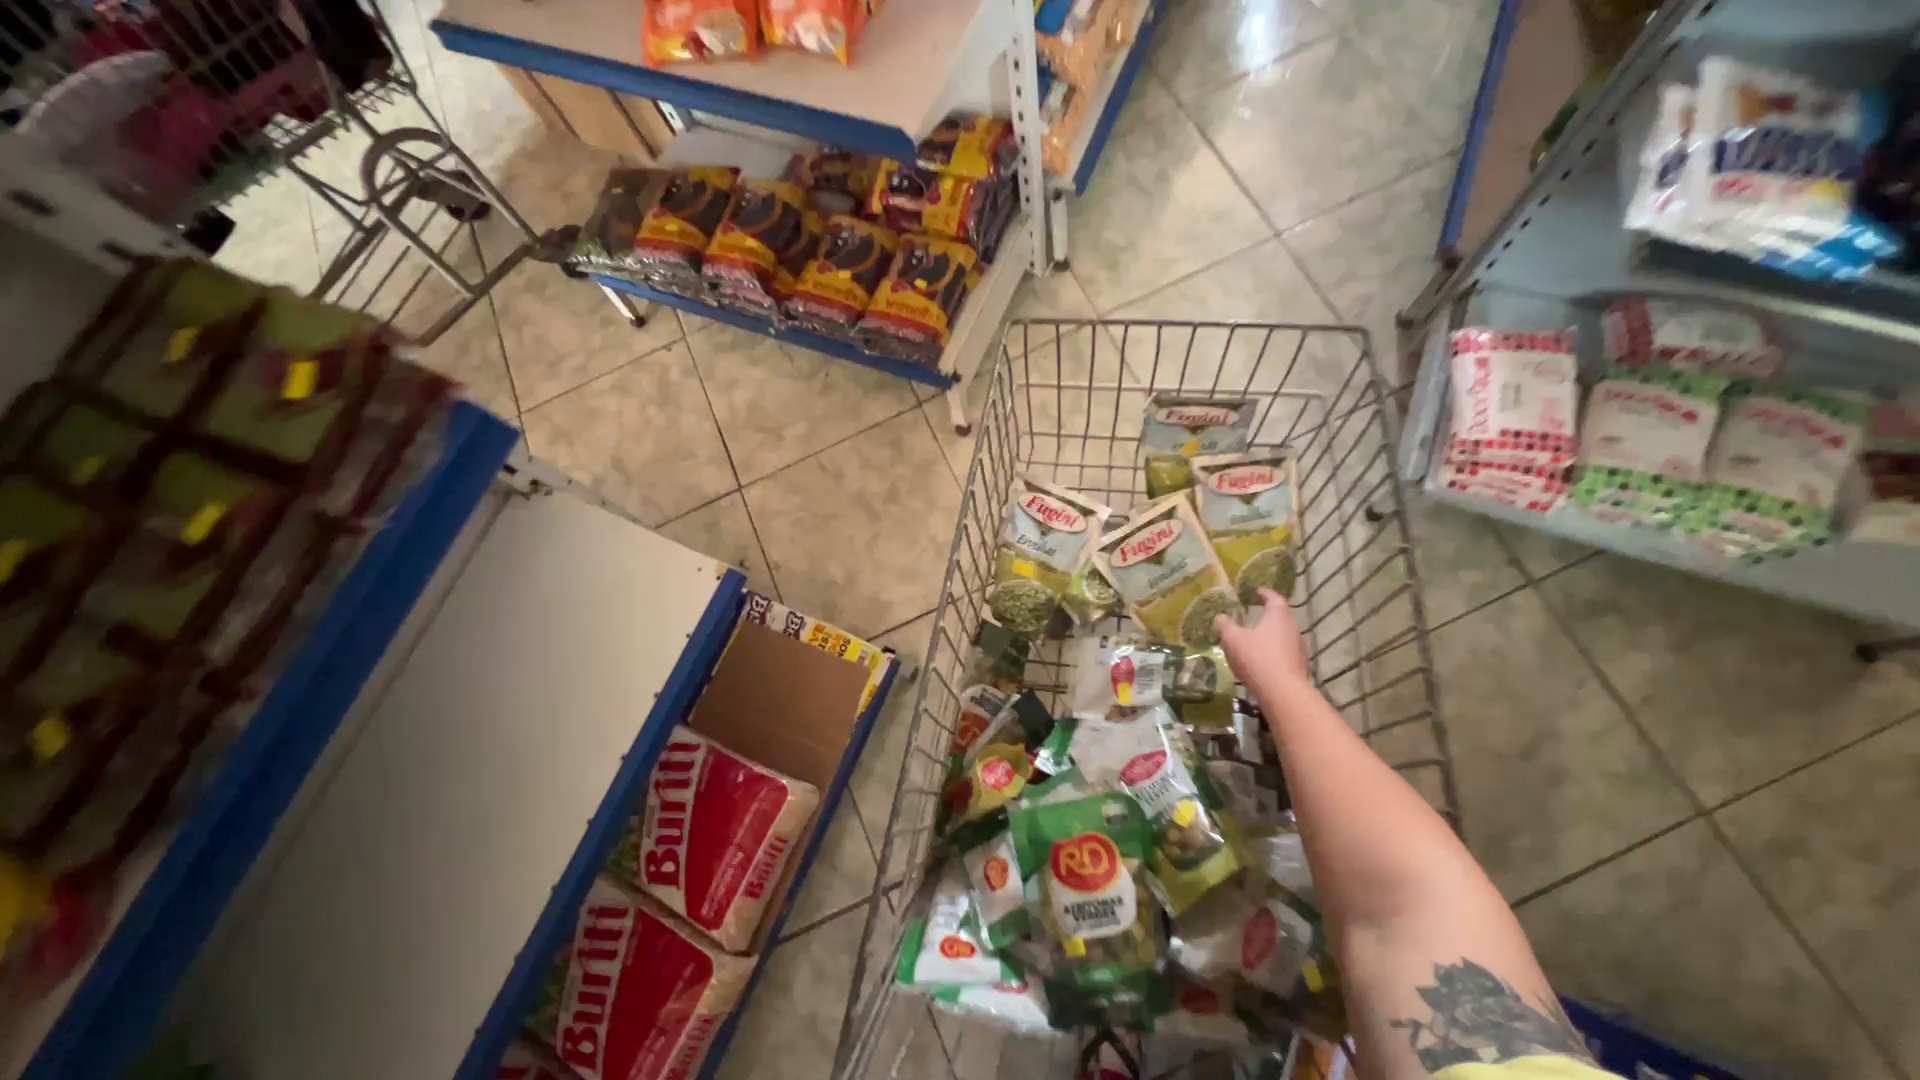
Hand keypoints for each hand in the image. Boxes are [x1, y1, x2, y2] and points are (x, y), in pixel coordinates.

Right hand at [1214, 589, 1310, 686]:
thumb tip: (1220, 617)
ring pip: (1283, 636)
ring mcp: (1299, 648)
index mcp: (1278, 616)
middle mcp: (1293, 628)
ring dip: (1270, 636)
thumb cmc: (1257, 658)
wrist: (1283, 691)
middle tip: (1253, 617)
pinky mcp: (1300, 666)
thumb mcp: (1233, 640)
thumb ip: (1225, 626)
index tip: (1257, 591)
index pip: (1274, 598)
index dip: (1265, 593)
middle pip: (1281, 617)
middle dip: (1267, 616)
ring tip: (1255, 641)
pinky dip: (1274, 653)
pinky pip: (1285, 653)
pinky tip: (1262, 661)